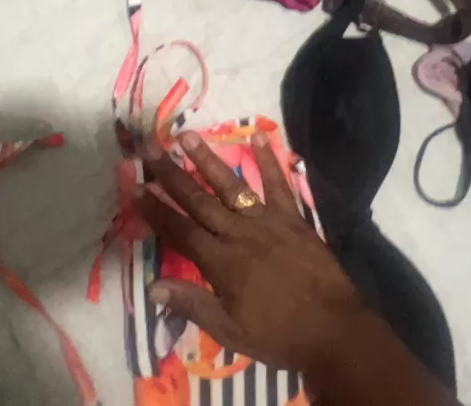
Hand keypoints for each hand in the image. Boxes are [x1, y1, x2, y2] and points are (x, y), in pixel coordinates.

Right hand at [135, 130, 368, 374]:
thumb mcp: (230, 331)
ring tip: (187, 135)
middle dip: (171, 173)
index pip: (180, 230)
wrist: (334, 329)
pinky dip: (269, 160)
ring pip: (232, 185)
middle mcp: (240, 233)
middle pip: (199, 199)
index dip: (156, 209)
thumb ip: (193, 304)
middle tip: (150, 146)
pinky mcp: (293, 217)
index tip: (135, 184)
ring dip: (208, 159)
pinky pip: (279, 184)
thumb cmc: (278, 334)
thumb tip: (152, 286)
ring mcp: (268, 220)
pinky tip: (258, 136)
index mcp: (221, 262)